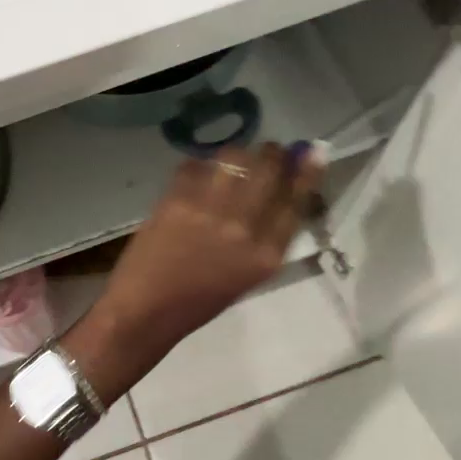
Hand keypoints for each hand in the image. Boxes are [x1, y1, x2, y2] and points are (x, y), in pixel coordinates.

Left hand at [65, 142, 326, 398]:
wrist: (147, 309)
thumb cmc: (199, 300)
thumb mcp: (247, 274)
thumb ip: (265, 237)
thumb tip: (276, 196)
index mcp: (266, 256)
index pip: (297, 202)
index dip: (307, 173)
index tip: (313, 153)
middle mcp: (243, 228)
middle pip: (269, 170)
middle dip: (273, 153)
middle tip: (269, 150)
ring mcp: (209, 210)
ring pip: (235, 158)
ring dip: (239, 153)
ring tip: (235, 158)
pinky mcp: (177, 199)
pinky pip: (196, 165)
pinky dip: (200, 165)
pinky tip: (198, 175)